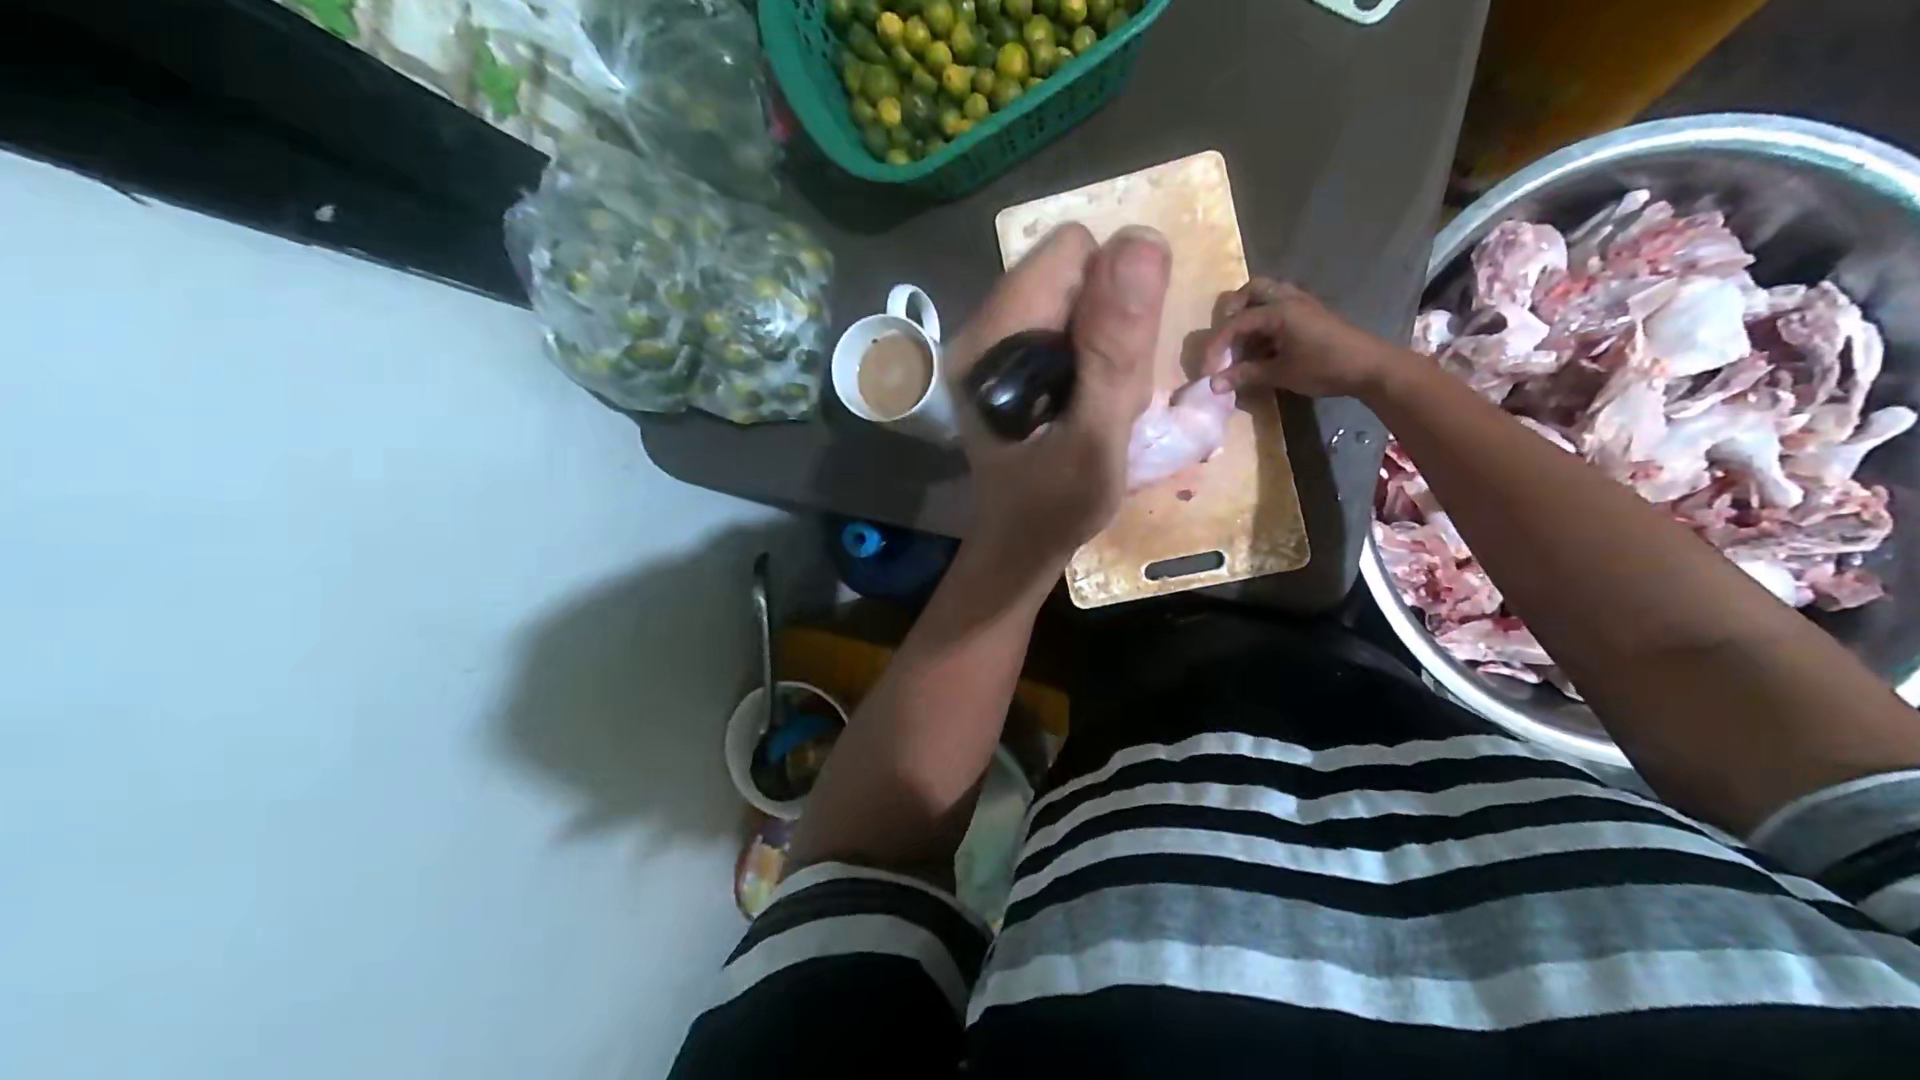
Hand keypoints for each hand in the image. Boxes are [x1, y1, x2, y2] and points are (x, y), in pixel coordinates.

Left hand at [946, 224, 1171, 583]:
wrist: (1019, 546)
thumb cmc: (1057, 506)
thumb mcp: (1097, 434)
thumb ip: (1116, 345)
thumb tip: (1141, 239)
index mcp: (993, 339)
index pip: (1069, 252)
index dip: (1112, 293)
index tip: (1116, 359)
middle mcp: (982, 329)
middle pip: (1071, 273)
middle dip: (1109, 323)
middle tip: (1105, 393)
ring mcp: (991, 345)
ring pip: (1074, 300)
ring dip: (1104, 345)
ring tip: (1094, 405)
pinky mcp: (1005, 362)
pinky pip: (1066, 328)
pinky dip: (1090, 359)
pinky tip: (1084, 405)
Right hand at [1202, 279, 1407, 398]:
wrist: (1370, 367)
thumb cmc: (1324, 367)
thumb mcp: (1280, 374)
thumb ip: (1245, 376)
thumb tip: (1213, 385)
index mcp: (1278, 310)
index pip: (1235, 322)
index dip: (1216, 346)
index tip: (1207, 370)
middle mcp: (1288, 299)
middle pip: (1251, 291)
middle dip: (1232, 312)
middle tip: (1225, 339)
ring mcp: (1302, 304)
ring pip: (1267, 296)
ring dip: (1249, 316)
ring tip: (1243, 345)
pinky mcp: (1311, 315)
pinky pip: (1280, 308)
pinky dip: (1265, 323)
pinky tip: (1263, 347)